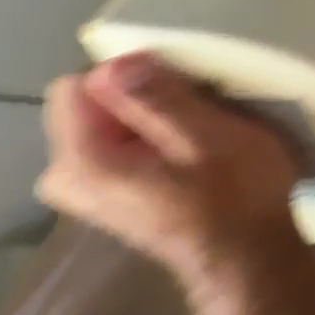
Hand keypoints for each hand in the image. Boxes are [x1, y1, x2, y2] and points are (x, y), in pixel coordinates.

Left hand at [39, 53, 304, 279]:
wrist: (248, 251)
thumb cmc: (236, 191)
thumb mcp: (208, 136)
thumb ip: (158, 101)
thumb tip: (117, 63)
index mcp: (81, 160)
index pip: (81, 85)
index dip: (136, 75)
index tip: (189, 86)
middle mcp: (65, 174)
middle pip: (93, 105)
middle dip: (147, 97)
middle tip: (204, 109)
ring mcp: (85, 188)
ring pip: (111, 123)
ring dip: (158, 115)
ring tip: (206, 128)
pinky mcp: (110, 193)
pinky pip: (121, 144)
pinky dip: (159, 135)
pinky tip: (198, 147)